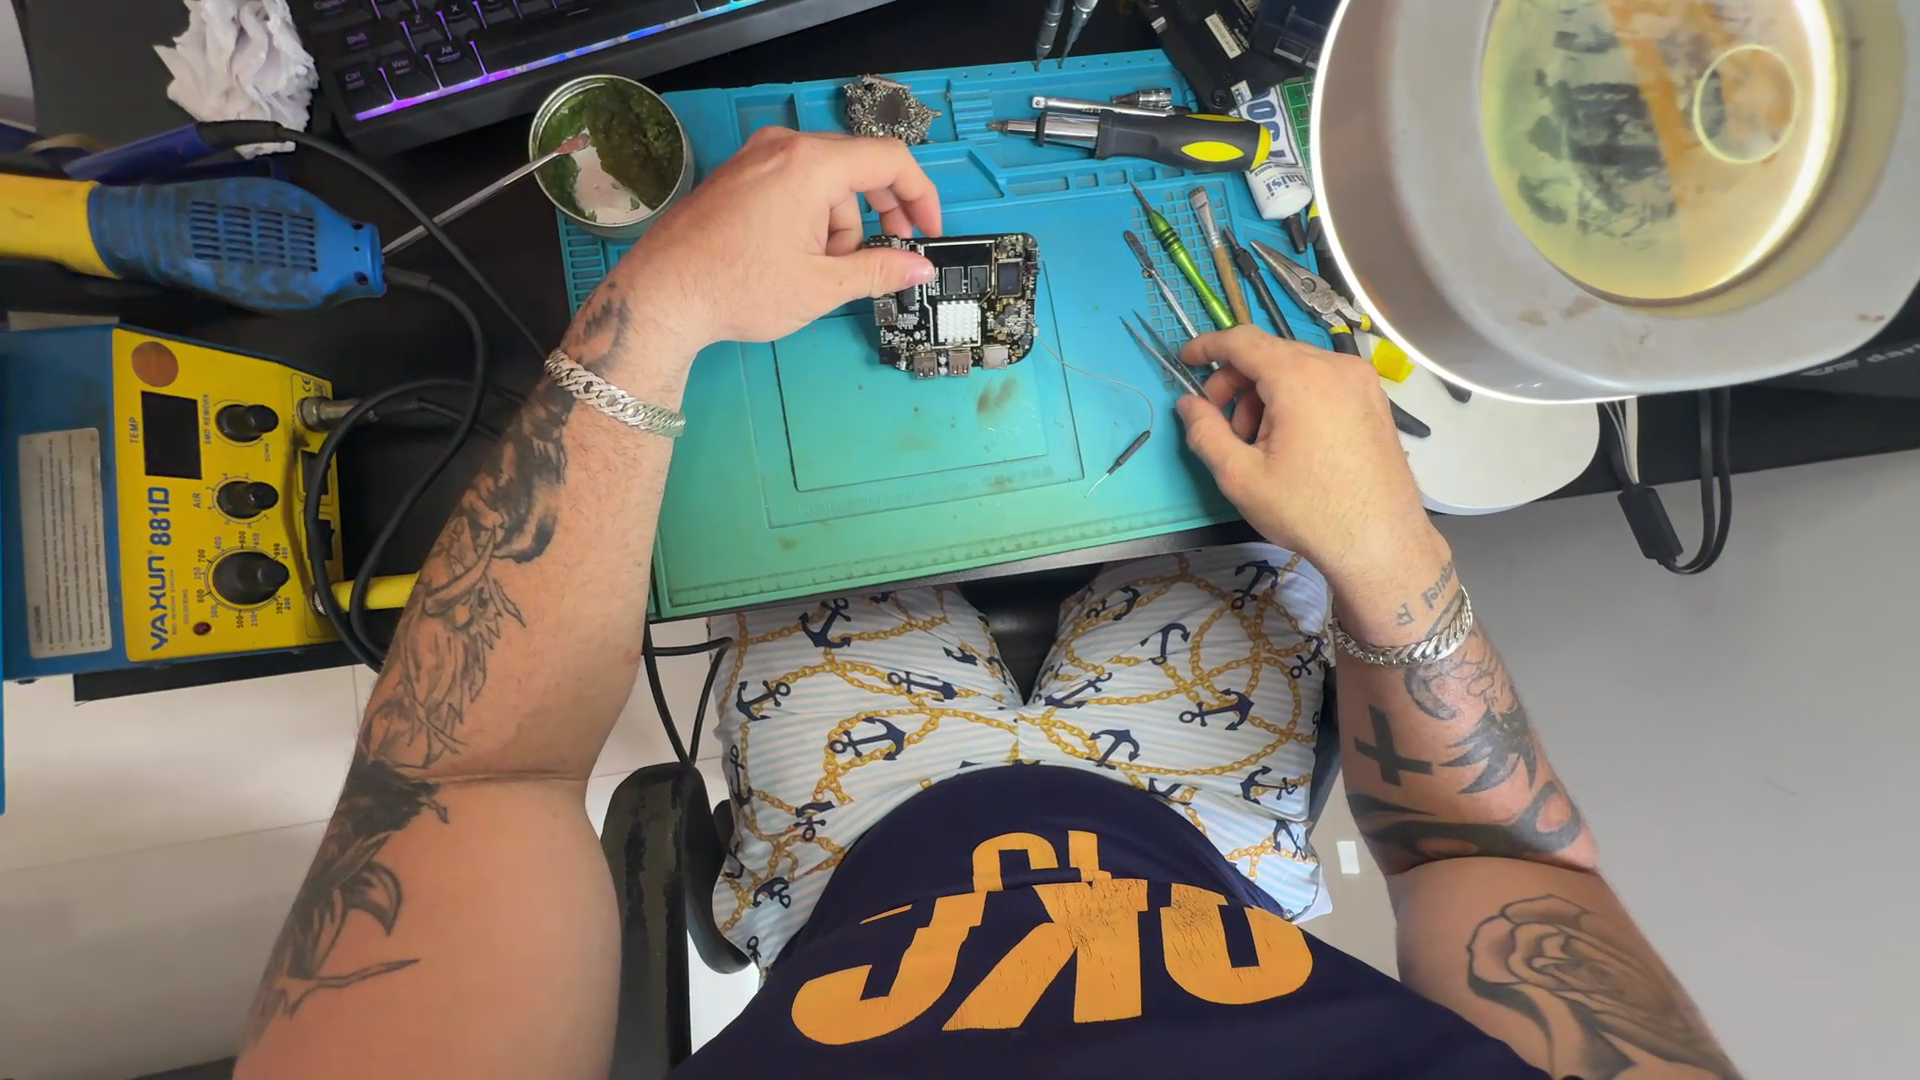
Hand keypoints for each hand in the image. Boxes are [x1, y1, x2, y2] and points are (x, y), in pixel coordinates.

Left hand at [613, 127, 942, 353]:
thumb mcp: (822, 287)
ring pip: (828, 185)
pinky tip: (798, 259)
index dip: (921, 197)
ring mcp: (759, 158)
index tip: (928, 233)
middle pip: (860, 169)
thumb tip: (920, 268)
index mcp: (811, 165)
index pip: (891, 161)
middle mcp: (786, 147)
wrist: (664, 294)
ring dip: (840, 228)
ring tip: (820, 273)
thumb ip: (880, 271)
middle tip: (891, 257)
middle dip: (881, 217)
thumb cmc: (739, 288)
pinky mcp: (743, 176)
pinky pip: (797, 188)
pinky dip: (813, 221)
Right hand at [1175, 327, 1445, 599]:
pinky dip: (1292, 399)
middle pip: (1269, 353)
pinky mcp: (1373, 401)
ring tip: (1256, 443)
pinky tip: (1287, 441)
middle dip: (1234, 382)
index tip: (1185, 361)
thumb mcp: (1239, 476)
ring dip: (1263, 395)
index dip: (1208, 346)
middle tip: (1220, 425)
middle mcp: (1335, 367)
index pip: (1243, 341)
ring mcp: (1361, 382)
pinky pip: (1321, 383)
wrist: (1379, 541)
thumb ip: (1205, 432)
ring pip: (1295, 369)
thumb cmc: (1306, 509)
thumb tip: (1187, 405)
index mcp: (1300, 378)